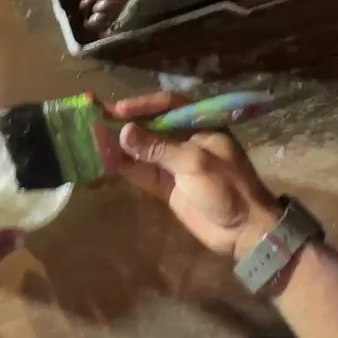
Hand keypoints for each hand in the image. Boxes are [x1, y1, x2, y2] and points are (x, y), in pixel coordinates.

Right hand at [106, 92, 282, 258]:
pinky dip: (124, 165)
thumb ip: (157, 147)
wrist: (245, 232)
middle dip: (126, 122)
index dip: (143, 104)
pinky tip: (105, 159)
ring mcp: (175, 163)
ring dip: (120, 143)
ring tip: (93, 136)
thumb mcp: (194, 162)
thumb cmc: (228, 188)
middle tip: (97, 117)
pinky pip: (142, 171)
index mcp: (201, 125)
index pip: (168, 104)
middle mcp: (186, 139)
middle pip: (151, 124)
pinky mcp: (167, 186)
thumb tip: (123, 131)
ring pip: (142, 148)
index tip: (118, 109)